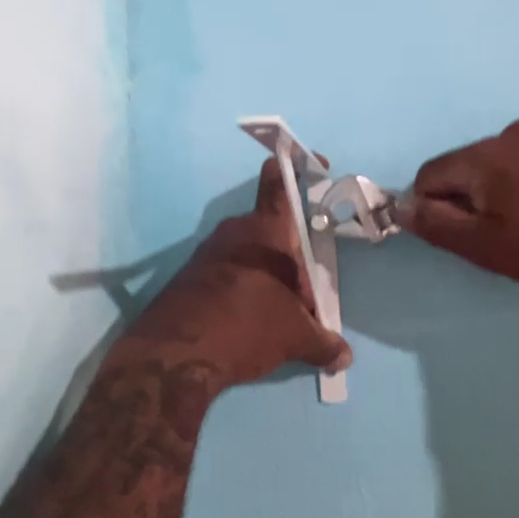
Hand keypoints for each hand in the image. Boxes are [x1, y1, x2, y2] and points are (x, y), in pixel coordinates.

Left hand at [125, 157, 351, 387]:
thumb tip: (343, 355)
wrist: (175, 354)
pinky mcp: (188, 275)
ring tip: (277, 317)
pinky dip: (241, 289)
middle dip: (290, 259)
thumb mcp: (295, 338)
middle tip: (304, 296)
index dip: (294, 165)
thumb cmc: (246, 327)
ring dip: (265, 277)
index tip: (309, 161)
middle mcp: (235, 232)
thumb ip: (323, 342)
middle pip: (271, 232)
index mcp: (267, 232)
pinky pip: (225, 272)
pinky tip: (247, 322)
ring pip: (248, 255)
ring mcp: (207, 252)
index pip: (278, 182)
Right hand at [406, 120, 518, 294]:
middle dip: (473, 197)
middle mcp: (515, 133)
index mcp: (484, 156)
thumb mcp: (490, 249)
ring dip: (511, 187)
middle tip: (503, 237)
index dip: (432, 207)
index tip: (459, 236)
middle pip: (470, 165)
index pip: (430, 174)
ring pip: (511, 161)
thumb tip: (401, 205)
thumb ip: (438, 225)